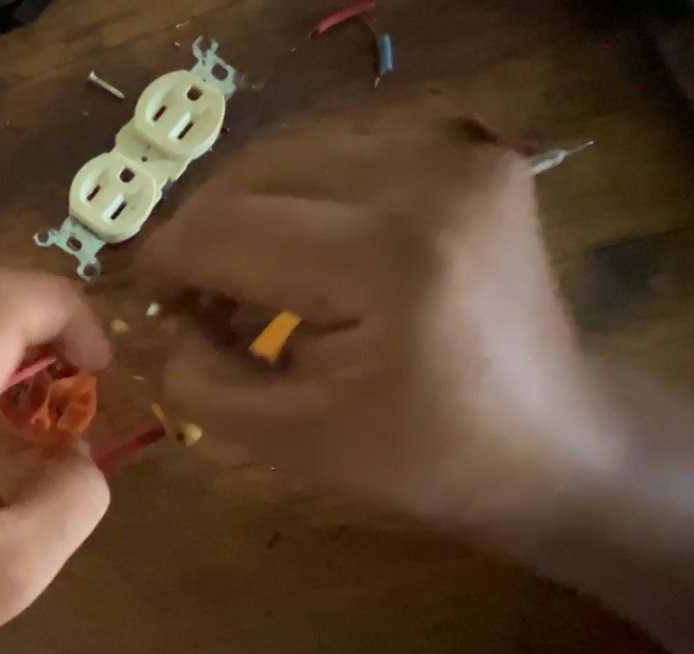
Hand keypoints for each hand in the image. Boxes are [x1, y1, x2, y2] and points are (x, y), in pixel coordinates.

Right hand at [140, 125, 625, 535]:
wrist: (546, 440)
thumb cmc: (413, 457)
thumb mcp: (281, 439)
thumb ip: (197, 381)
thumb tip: (163, 329)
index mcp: (386, 260)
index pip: (224, 230)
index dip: (163, 264)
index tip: (147, 308)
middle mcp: (427, 180)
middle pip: (251, 175)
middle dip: (196, 236)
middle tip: (186, 302)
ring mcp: (456, 156)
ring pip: (287, 158)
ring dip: (238, 218)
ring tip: (233, 285)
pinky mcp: (466, 156)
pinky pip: (333, 161)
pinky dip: (287, 206)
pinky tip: (287, 261)